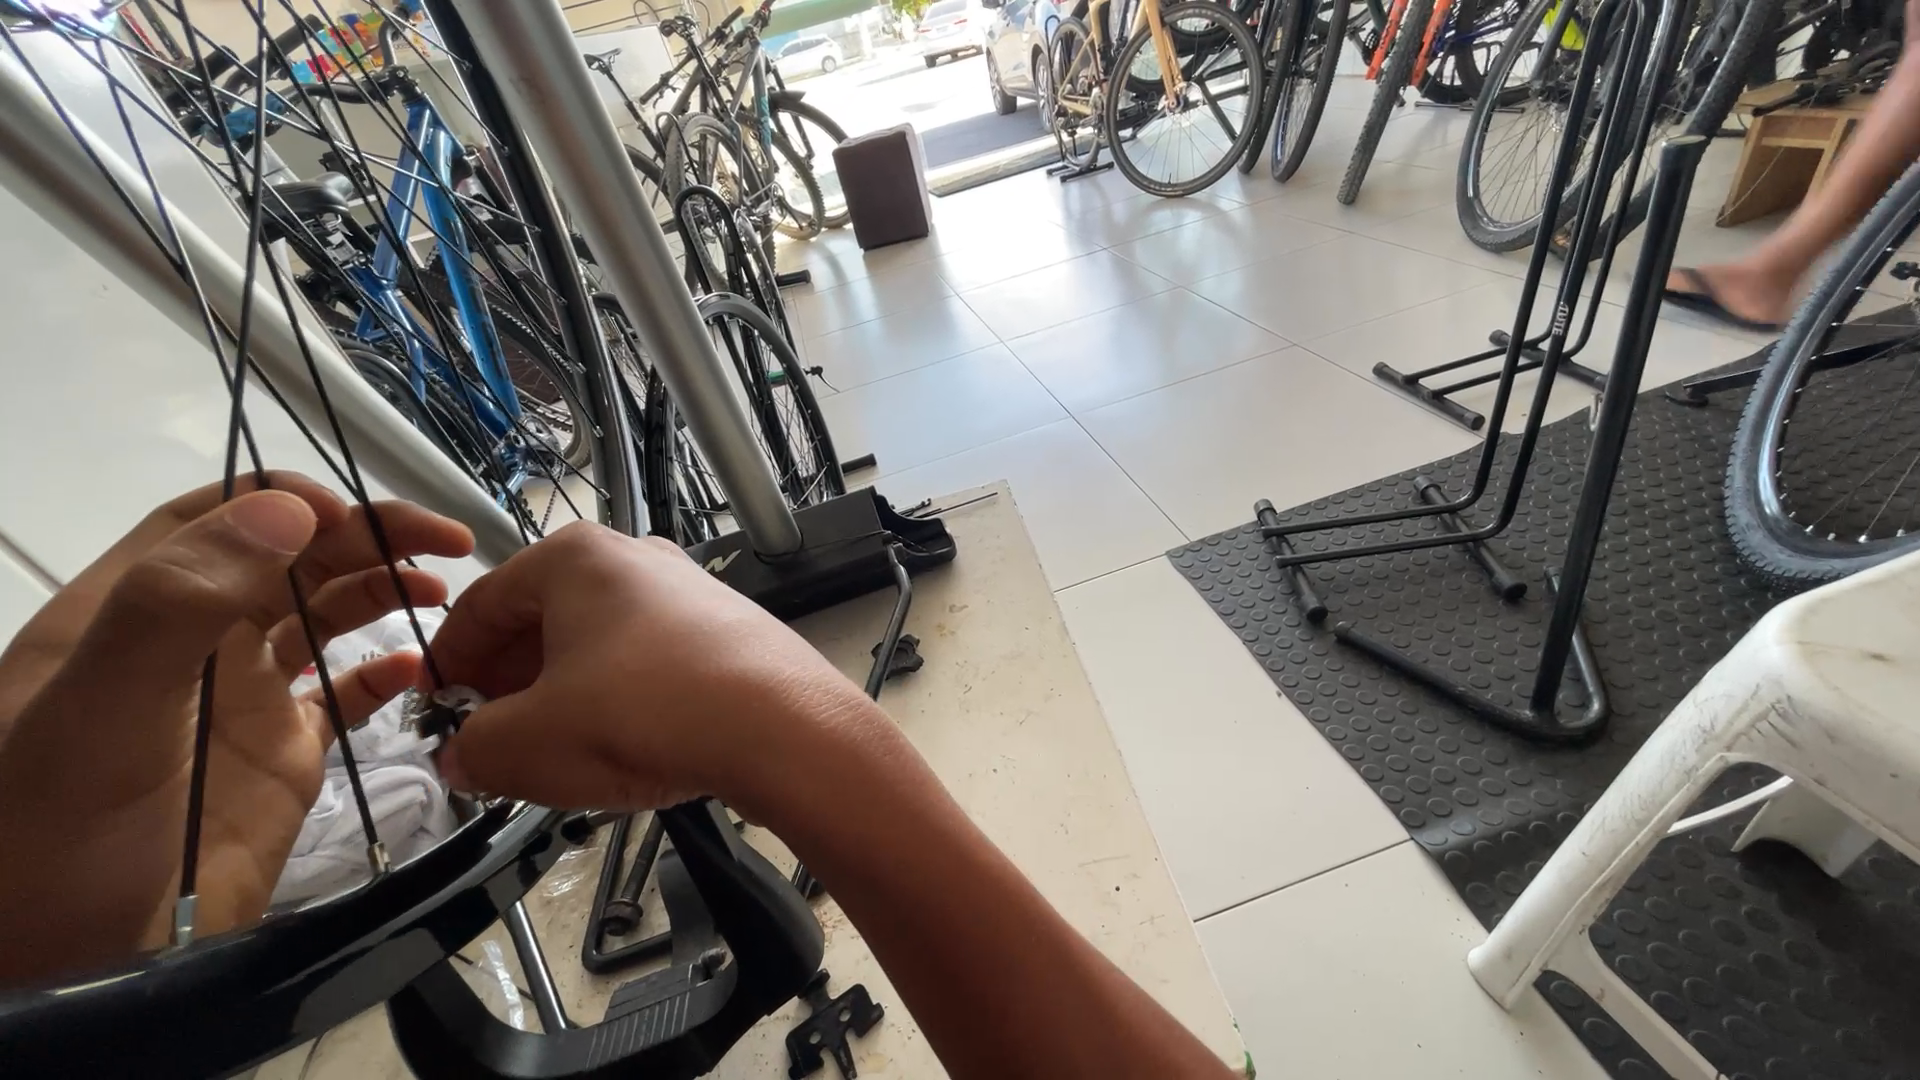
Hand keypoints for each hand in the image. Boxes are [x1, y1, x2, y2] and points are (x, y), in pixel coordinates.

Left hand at [0, 473, 472, 986]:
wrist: (71, 971)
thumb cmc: (58, 838)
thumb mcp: (101, 715)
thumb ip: (180, 606)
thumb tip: (294, 510)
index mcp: (138, 613)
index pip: (217, 519)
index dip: (292, 502)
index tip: (363, 516)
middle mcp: (197, 643)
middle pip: (295, 559)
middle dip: (373, 538)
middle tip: (449, 542)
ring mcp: (244, 697)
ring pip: (328, 616)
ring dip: (387, 593)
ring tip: (444, 596)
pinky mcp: (286, 749)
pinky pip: (349, 692)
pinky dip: (389, 673)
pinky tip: (421, 671)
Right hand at [430, 523, 875, 816]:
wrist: (778, 722)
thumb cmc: (640, 712)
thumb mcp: (524, 744)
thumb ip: (474, 748)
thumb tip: (467, 753)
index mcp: (575, 557)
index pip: (483, 604)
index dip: (450, 662)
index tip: (441, 709)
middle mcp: (638, 557)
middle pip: (547, 617)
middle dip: (513, 679)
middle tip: (497, 734)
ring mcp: (692, 587)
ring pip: (604, 638)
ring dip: (570, 687)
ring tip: (561, 744)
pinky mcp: (731, 624)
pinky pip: (656, 655)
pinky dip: (628, 690)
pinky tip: (630, 736)